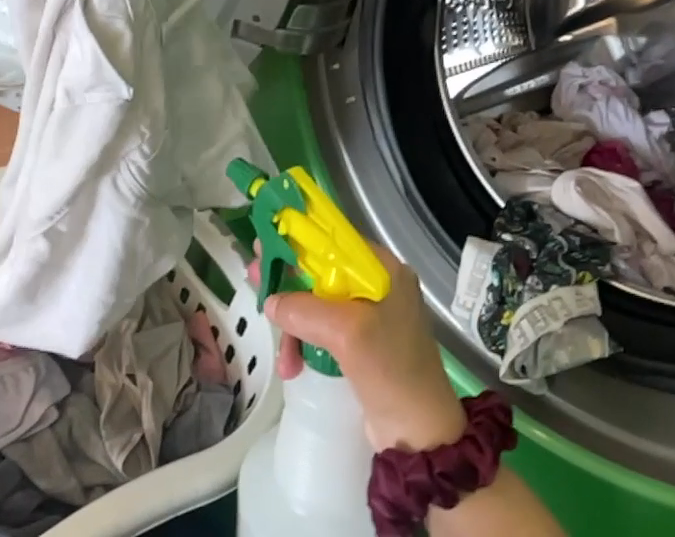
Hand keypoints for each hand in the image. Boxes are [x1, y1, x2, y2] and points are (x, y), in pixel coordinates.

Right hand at [258, 244, 469, 451]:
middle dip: (288, 283)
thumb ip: (304, 309)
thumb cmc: (391, 369)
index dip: (298, 240)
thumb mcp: (346, 332)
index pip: (334, 241)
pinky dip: (303, 343)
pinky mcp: (360, 344)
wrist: (419, 433)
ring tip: (284, 357)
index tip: (265, 244)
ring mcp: (370, 317)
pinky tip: (293, 365)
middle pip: (321, 271)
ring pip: (316, 304)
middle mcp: (378, 286)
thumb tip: (271, 302)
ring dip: (294, 326)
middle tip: (255, 281)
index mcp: (384, 271)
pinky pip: (321, 330)